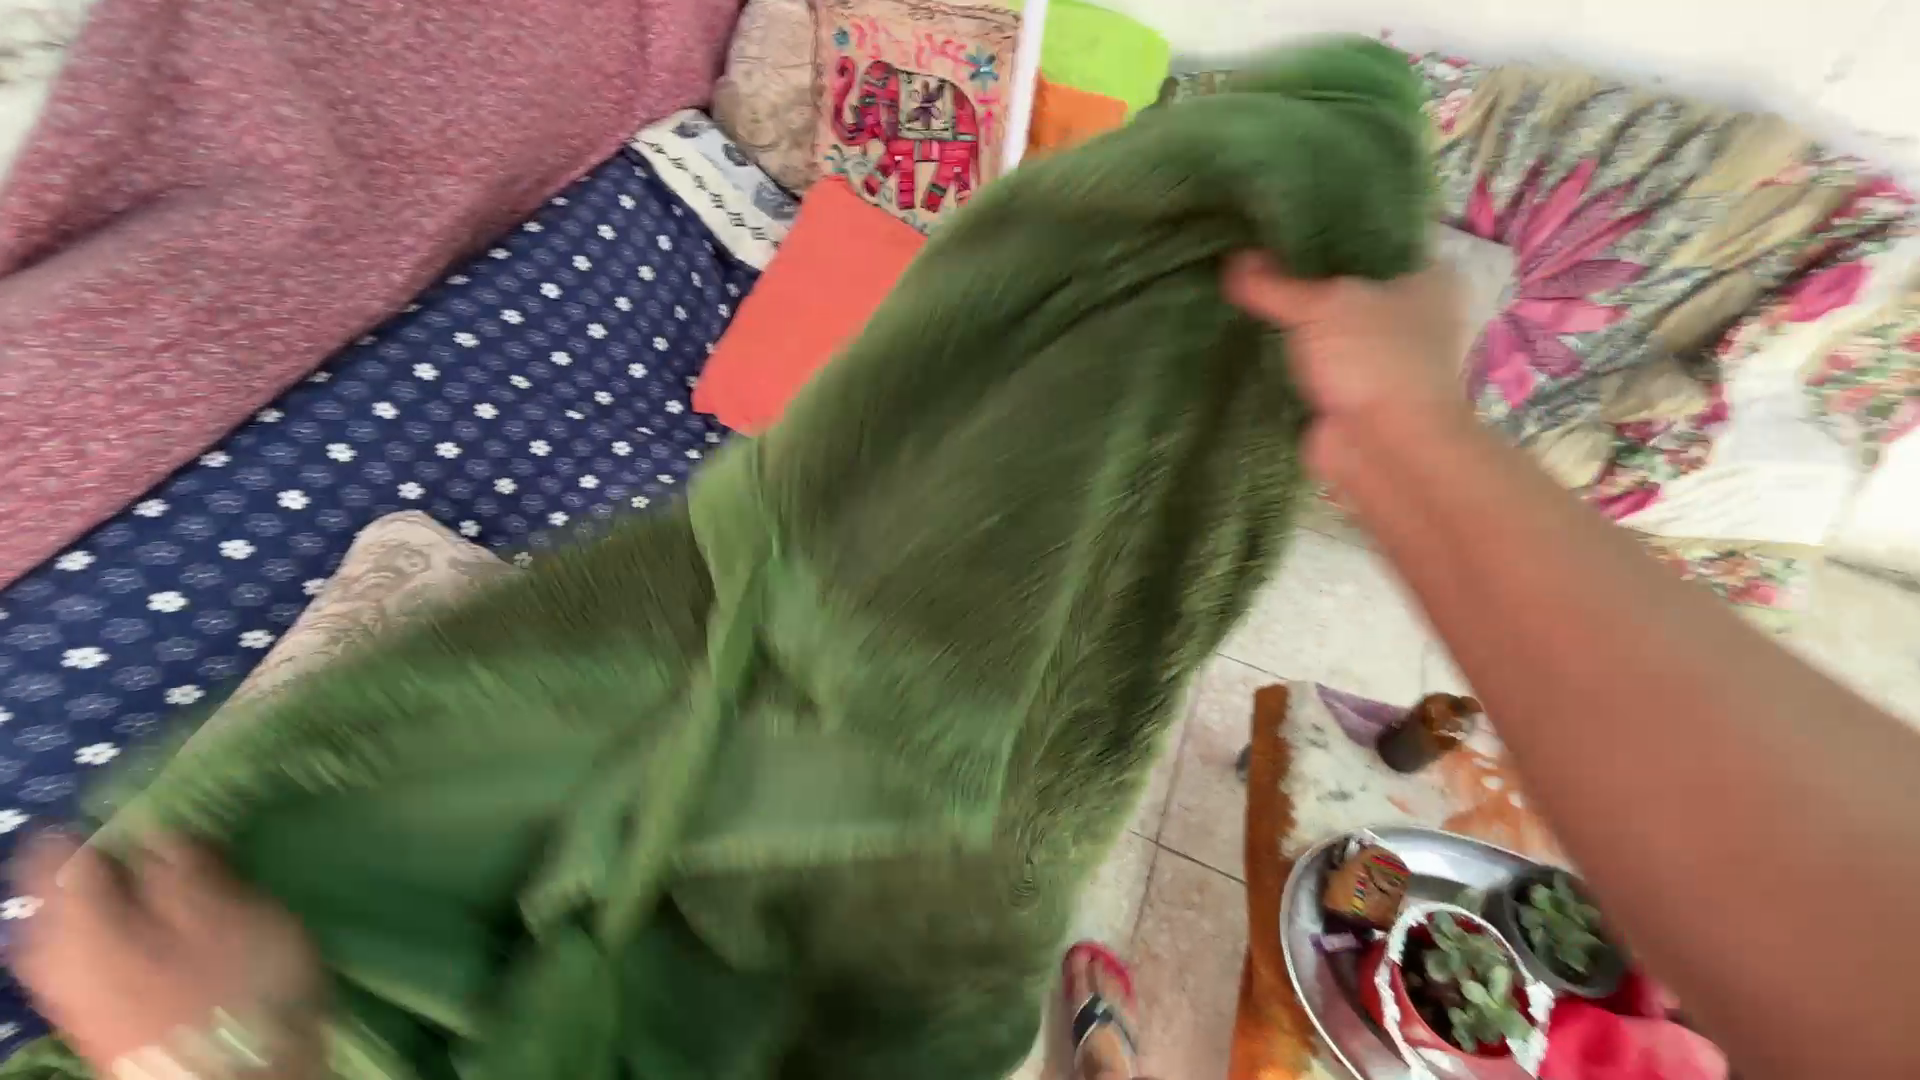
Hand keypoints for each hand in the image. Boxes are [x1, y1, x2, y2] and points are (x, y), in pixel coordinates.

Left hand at [11, 833, 322, 1076]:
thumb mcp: (227, 914)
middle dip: (85, 866)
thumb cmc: (237, 983)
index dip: (103, 828)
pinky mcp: (102, 1012)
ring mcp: (79, 993)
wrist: (236, 1070)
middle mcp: (67, 959)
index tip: (136, 800)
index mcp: (92, 928)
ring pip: (67, 930)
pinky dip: (102, 928)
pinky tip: (131, 925)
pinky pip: (84, 955)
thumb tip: (156, 831)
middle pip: (58, 900)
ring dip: (91, 899)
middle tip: (122, 835)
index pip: (75, 862)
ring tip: (126, 876)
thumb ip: (184, 872)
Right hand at [1223, 254, 1474, 473]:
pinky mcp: (1349, 393)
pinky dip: (1285, 360)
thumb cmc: (1372, 359)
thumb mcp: (1320, 305)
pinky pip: (1310, 366)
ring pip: (1325, 328)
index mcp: (1426, 276)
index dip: (1327, 229)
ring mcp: (1379, 357)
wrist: (1382, 448)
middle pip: (1344, 283)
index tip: (1280, 222)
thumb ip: (1274, 284)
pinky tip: (1248, 343)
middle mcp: (1408, 313)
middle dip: (1301, 278)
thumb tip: (1232, 261)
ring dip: (1290, 324)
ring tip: (1240, 298)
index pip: (1373, 237)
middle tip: (1249, 257)